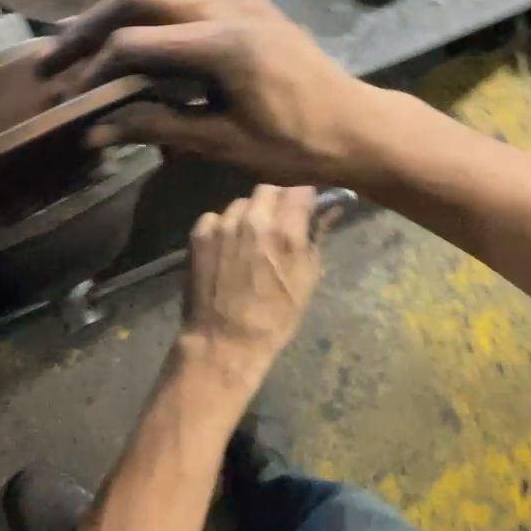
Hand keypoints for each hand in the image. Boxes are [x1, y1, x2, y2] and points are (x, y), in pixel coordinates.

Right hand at [41, 0, 387, 184]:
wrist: (360, 125)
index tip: (71, 96)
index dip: (96, 68)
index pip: (137, 42)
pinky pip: (184, 2)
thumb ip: (158, 127)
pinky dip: (150, 21)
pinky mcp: (247, 7)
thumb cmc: (298, 144)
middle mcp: (229, 6)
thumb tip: (95, 132)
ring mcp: (240, 0)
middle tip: (54, 58)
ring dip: (118, 19)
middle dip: (90, 27)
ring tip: (81, 50)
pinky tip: (132, 47)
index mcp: (225, 42)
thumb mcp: (225, 143)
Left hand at [177, 185, 322, 388]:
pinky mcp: (200, 232)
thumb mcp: (307, 280)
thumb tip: (330, 211)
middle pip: (269, 190)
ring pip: (242, 203)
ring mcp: (224, 224)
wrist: (224, 340)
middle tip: (277, 222)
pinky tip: (226, 249)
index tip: (304, 207)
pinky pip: (216, 217)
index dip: (304, 197)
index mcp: (286, 232)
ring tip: (249, 240)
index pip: (300, 189)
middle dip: (277, 202)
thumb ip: (316, 238)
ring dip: (249, 215)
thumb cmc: (274, 317)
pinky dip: (224, 227)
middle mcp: (254, 219)